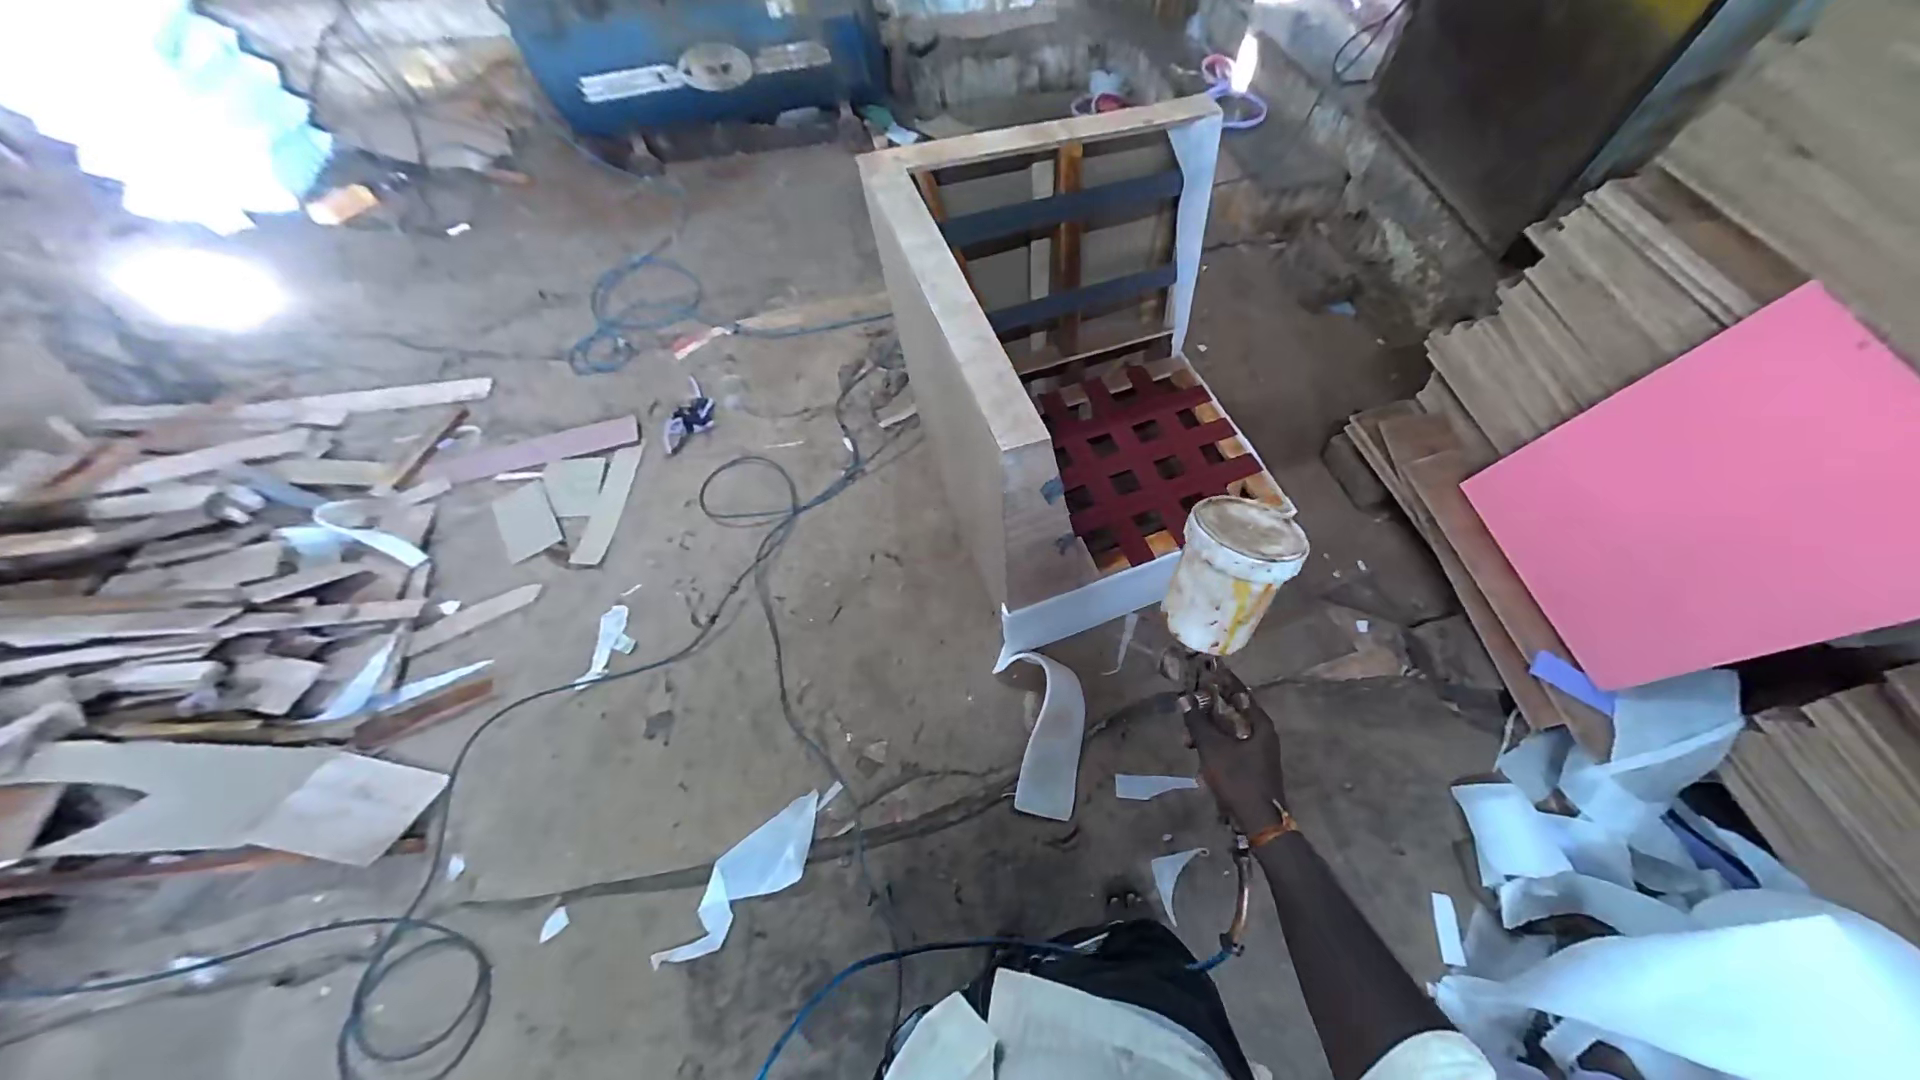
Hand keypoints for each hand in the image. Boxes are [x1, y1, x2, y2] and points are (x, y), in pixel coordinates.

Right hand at [1183, 694, 1287, 834]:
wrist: (1259, 822)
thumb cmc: (1238, 779)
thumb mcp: (1212, 748)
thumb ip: (1197, 722)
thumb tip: (1184, 698)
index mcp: (1260, 725)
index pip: (1240, 692)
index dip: (1222, 680)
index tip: (1205, 669)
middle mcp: (1262, 734)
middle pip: (1231, 713)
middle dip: (1206, 713)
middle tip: (1187, 712)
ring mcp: (1258, 752)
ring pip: (1227, 733)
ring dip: (1206, 735)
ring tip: (1187, 744)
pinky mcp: (1251, 767)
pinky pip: (1229, 749)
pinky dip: (1214, 750)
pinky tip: (1200, 764)